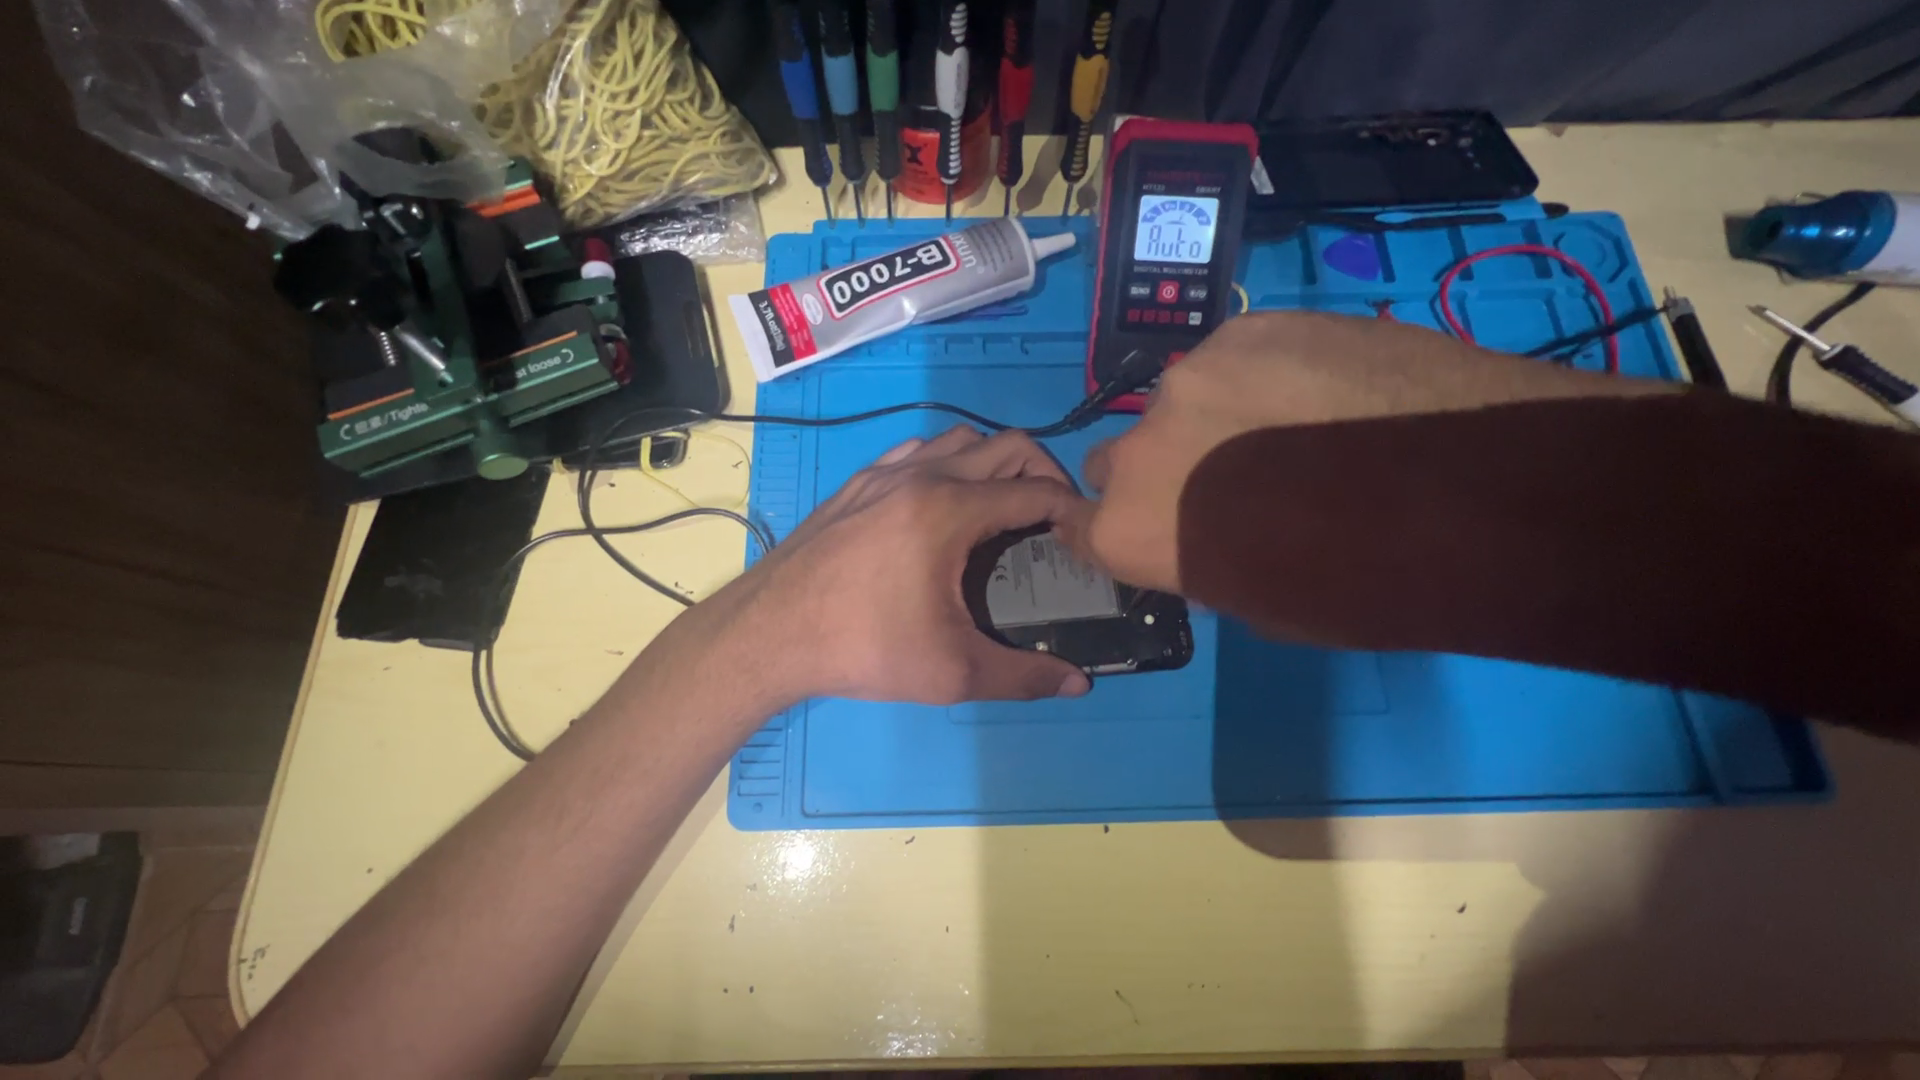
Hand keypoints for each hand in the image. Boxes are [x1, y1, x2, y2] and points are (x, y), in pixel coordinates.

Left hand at [696, 426, 1093, 707]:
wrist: (768, 635)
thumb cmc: (862, 650)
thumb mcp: (951, 672)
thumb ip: (1022, 676)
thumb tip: (1078, 686)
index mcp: (950, 510)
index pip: (1035, 489)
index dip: (1072, 508)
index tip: (1083, 534)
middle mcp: (921, 476)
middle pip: (1006, 446)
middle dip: (1043, 472)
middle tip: (1051, 518)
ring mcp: (882, 473)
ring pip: (959, 440)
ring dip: (993, 463)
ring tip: (1001, 509)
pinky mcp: (855, 483)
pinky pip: (917, 451)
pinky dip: (947, 463)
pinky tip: (940, 504)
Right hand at [1064, 311, 1671, 590]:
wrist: (1475, 494)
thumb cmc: (1364, 585)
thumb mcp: (1259, 601)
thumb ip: (1198, 559)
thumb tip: (1203, 532)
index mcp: (1129, 526)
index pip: (1079, 526)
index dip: (1115, 530)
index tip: (1149, 531)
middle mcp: (1142, 443)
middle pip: (1121, 458)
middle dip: (1161, 474)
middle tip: (1231, 484)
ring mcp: (1195, 373)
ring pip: (1180, 401)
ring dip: (1216, 419)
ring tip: (1297, 432)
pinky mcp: (1252, 324)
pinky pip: (1234, 355)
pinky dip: (1261, 376)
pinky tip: (1324, 394)